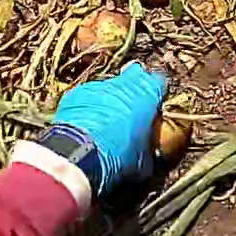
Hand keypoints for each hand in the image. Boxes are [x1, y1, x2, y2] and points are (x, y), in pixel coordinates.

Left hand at [51, 63, 166, 193]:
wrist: (79, 155)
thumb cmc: (119, 154)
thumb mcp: (144, 159)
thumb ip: (150, 148)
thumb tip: (150, 156)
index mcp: (148, 92)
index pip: (160, 82)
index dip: (157, 94)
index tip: (154, 107)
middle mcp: (125, 82)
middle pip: (134, 75)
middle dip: (134, 88)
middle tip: (132, 109)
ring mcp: (99, 85)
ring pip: (109, 87)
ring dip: (110, 100)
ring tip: (106, 124)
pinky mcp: (76, 93)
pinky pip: (87, 97)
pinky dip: (88, 108)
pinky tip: (86, 126)